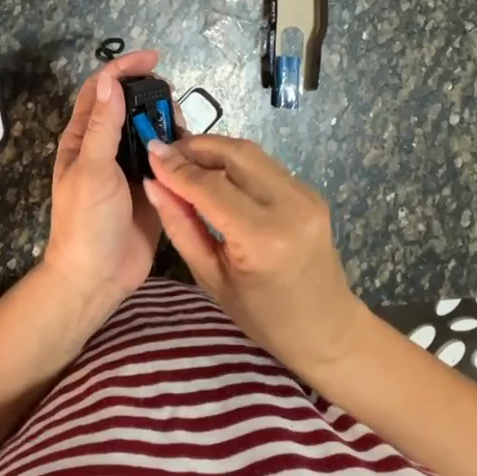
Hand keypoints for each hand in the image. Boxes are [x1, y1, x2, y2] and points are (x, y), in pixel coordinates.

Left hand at [40, 50, 162, 310]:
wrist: (97, 277)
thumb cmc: (86, 220)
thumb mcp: (91, 169)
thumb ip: (102, 126)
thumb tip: (109, 81)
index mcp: (82, 139)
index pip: (101, 90)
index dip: (123, 69)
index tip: (152, 58)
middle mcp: (105, 148)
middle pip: (130, 107)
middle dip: (151, 94)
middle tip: (174, 97)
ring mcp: (128, 168)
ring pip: (150, 131)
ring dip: (167, 121)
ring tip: (184, 124)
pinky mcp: (150, 188)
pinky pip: (165, 160)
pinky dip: (179, 149)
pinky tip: (193, 149)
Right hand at [143, 135, 363, 372]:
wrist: (327, 329)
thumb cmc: (263, 317)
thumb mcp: (210, 277)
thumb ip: (180, 226)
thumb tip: (153, 183)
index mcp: (263, 238)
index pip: (209, 186)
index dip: (176, 167)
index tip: (149, 151)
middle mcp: (289, 206)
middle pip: (234, 154)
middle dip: (195, 146)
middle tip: (165, 153)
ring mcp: (305, 195)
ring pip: (250, 153)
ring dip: (214, 150)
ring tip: (184, 162)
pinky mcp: (309, 192)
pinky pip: (263, 165)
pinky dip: (233, 162)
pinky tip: (214, 175)